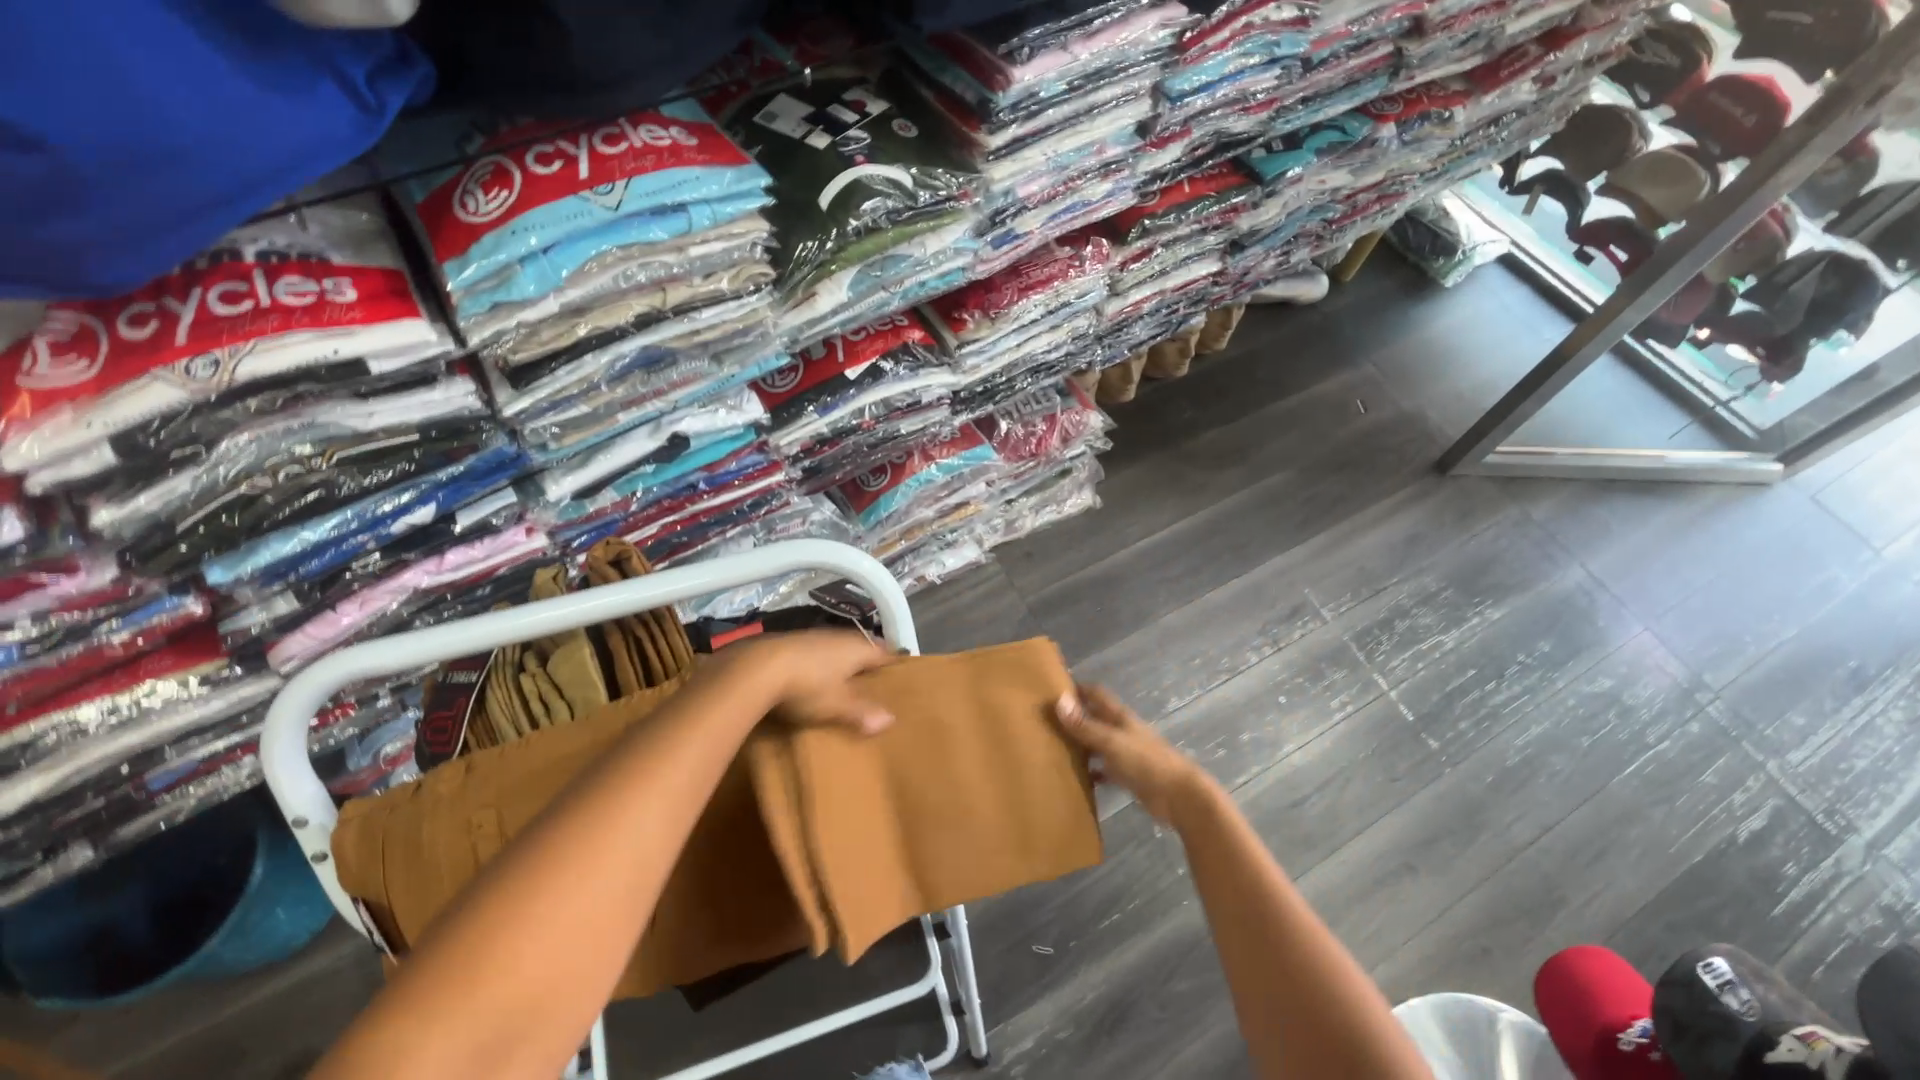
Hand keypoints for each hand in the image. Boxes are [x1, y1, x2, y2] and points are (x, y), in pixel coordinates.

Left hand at [720, 629, 897, 733]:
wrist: (757, 667)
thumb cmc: (807, 686)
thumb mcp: (837, 704)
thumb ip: (862, 712)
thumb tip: (889, 720)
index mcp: (856, 649)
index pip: (882, 651)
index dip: (892, 659)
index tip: (900, 668)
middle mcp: (838, 637)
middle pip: (859, 645)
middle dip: (866, 658)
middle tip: (875, 674)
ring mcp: (812, 637)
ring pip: (836, 646)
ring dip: (841, 658)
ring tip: (846, 674)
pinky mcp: (789, 641)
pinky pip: (815, 651)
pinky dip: (820, 661)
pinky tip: (814, 673)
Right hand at [1056, 684, 1213, 823]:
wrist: (1179, 796)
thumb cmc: (1146, 762)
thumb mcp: (1112, 742)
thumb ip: (1085, 725)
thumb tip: (1058, 701)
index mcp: (1120, 717)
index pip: (1096, 694)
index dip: (1077, 688)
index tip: (1052, 688)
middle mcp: (1122, 731)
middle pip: (1095, 718)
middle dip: (1074, 717)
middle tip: (1044, 721)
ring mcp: (1125, 753)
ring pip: (1097, 744)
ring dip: (1080, 745)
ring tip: (1052, 748)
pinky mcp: (1128, 776)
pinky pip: (1104, 770)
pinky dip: (1091, 772)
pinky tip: (1076, 778)